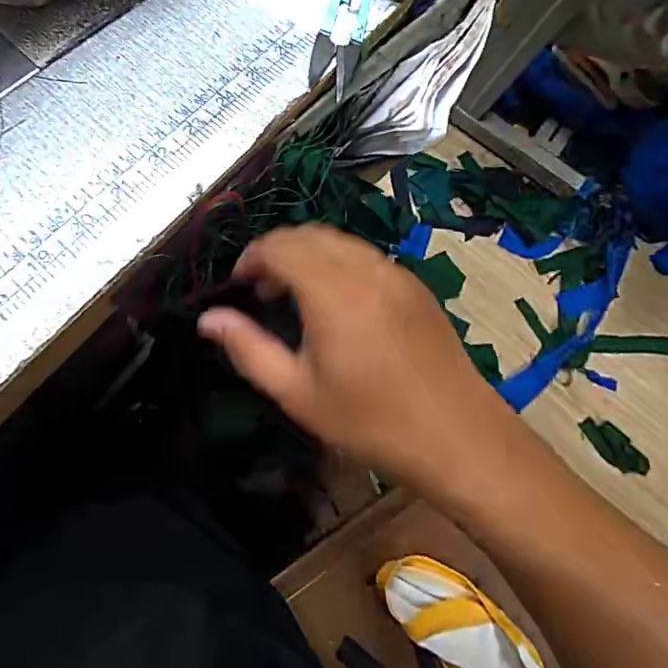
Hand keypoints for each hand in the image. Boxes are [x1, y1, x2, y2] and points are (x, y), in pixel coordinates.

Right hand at [198, 225, 525, 497]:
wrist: (457, 433)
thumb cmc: (370, 420)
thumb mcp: (298, 393)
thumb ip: (248, 349)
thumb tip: (210, 319)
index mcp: (333, 291)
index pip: (280, 245)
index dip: (252, 257)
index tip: (239, 285)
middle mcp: (365, 268)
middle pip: (308, 234)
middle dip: (277, 252)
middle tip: (262, 292)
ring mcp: (395, 272)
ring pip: (339, 240)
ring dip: (307, 254)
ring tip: (295, 297)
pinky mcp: (414, 284)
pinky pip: (365, 255)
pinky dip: (338, 262)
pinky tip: (336, 302)